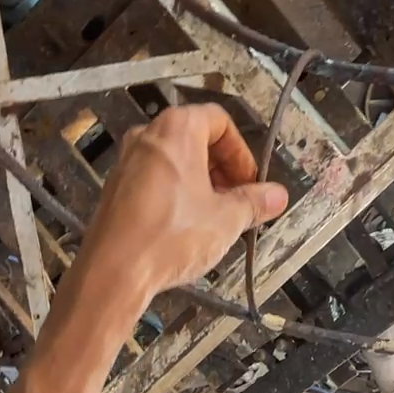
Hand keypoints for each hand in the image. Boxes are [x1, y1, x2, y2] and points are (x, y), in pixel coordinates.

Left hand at [77, 103, 288, 298]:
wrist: (116, 270)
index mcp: (177, 129)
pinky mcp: (117, 192)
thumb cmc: (171, 236)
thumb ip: (254, 203)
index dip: (242, 154)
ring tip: (212, 221)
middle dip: (222, 172)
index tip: (251, 184)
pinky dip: (175, 199)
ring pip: (175, 165)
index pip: (220, 122)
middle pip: (195, 141)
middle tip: (237, 204)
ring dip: (199, 188)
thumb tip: (277, 196)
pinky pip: (154, 185)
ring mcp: (128, 164)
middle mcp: (147, 136)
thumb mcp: (226, 220)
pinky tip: (184, 231)